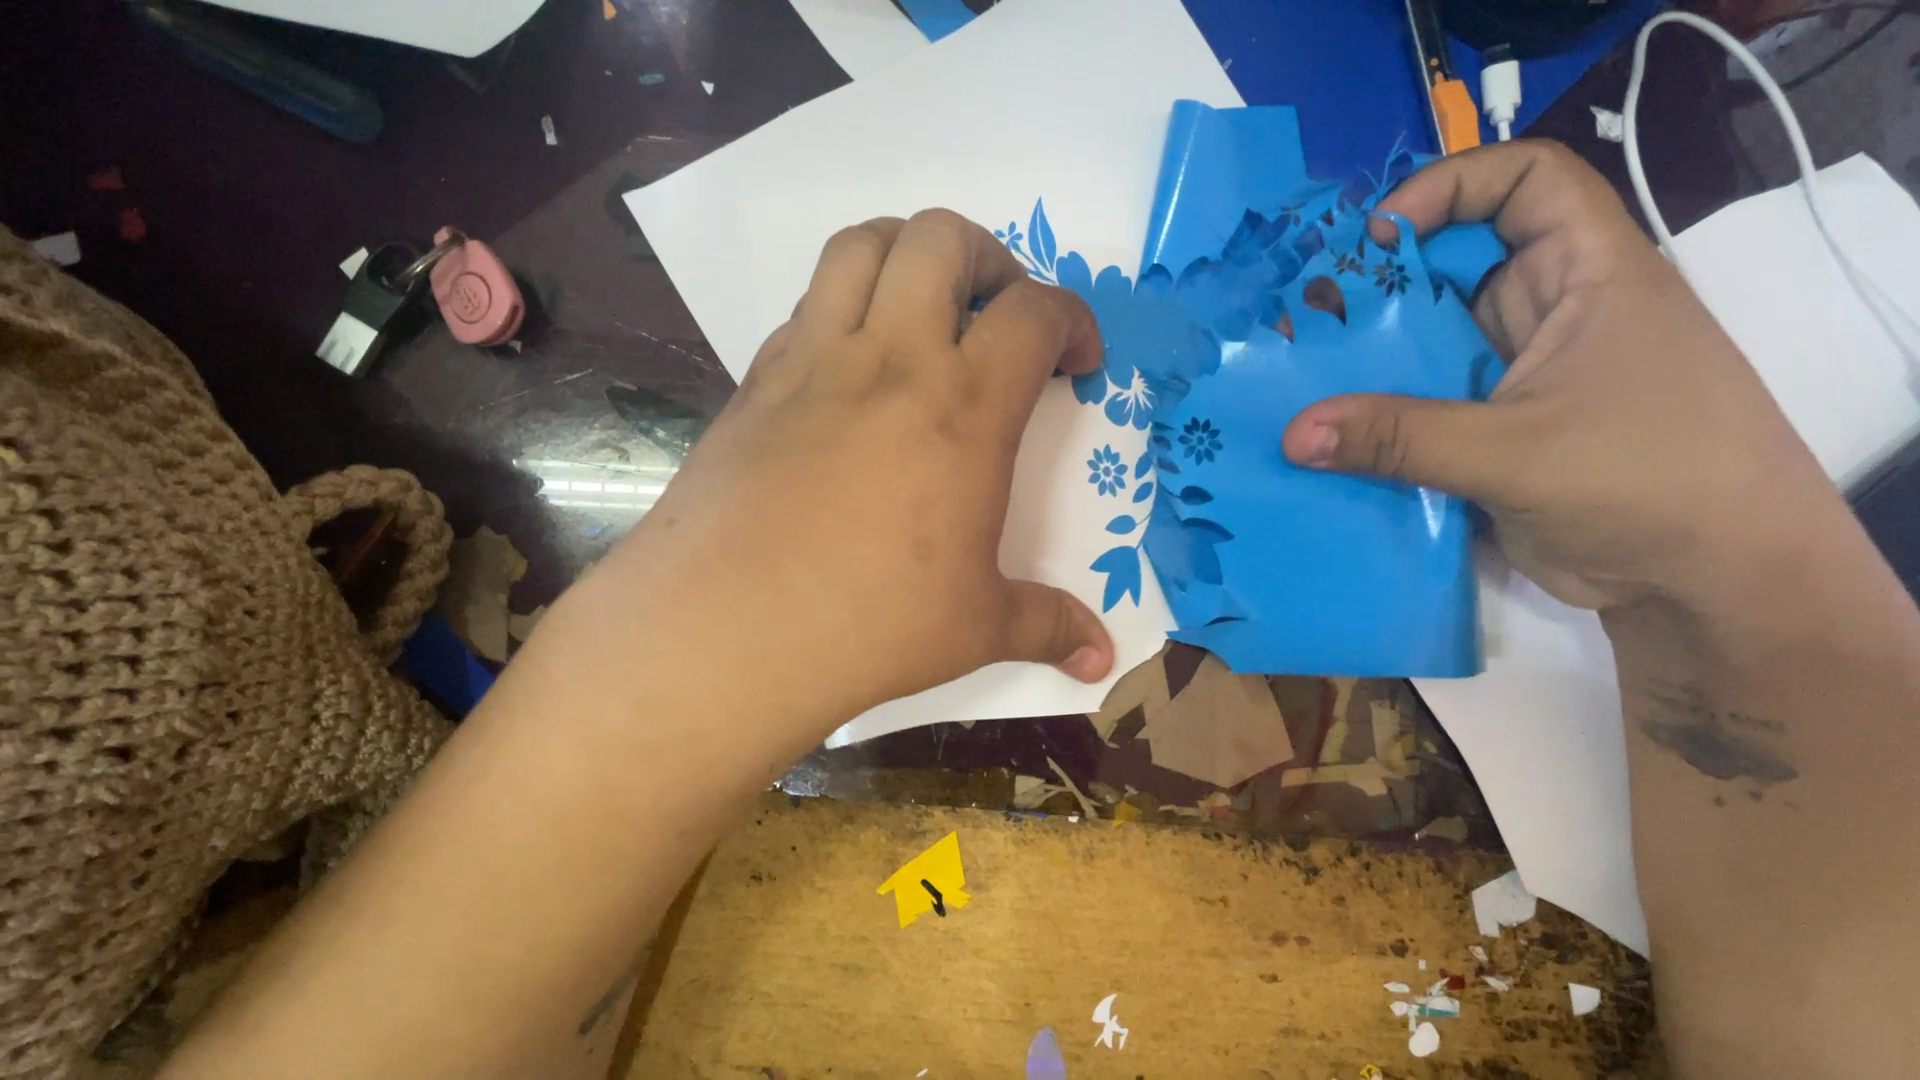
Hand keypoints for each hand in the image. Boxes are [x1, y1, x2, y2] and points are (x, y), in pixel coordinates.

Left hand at [587, 210, 1113, 725]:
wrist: (723, 630)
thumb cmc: (868, 625)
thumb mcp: (976, 628)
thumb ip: (1048, 625)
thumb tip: (1102, 657)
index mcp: (962, 406)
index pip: (1035, 311)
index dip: (1073, 321)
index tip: (1078, 364)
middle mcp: (889, 359)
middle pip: (942, 238)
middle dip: (988, 257)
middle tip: (997, 314)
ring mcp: (812, 361)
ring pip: (860, 245)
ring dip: (906, 254)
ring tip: (923, 308)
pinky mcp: (756, 382)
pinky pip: (806, 306)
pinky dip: (843, 308)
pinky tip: (850, 372)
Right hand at [1280, 140, 1836, 612]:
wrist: (1706, 582)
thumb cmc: (1650, 485)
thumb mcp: (1517, 453)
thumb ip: (1401, 439)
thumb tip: (1292, 435)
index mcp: (1587, 275)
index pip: (1525, 180)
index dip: (1447, 186)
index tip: (1376, 237)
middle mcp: (1548, 312)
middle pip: (1452, 264)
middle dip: (1374, 283)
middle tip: (1299, 316)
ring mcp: (1517, 374)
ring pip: (1429, 340)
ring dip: (1365, 354)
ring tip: (1294, 371)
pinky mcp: (1493, 429)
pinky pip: (1421, 401)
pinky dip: (1375, 411)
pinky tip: (1325, 432)